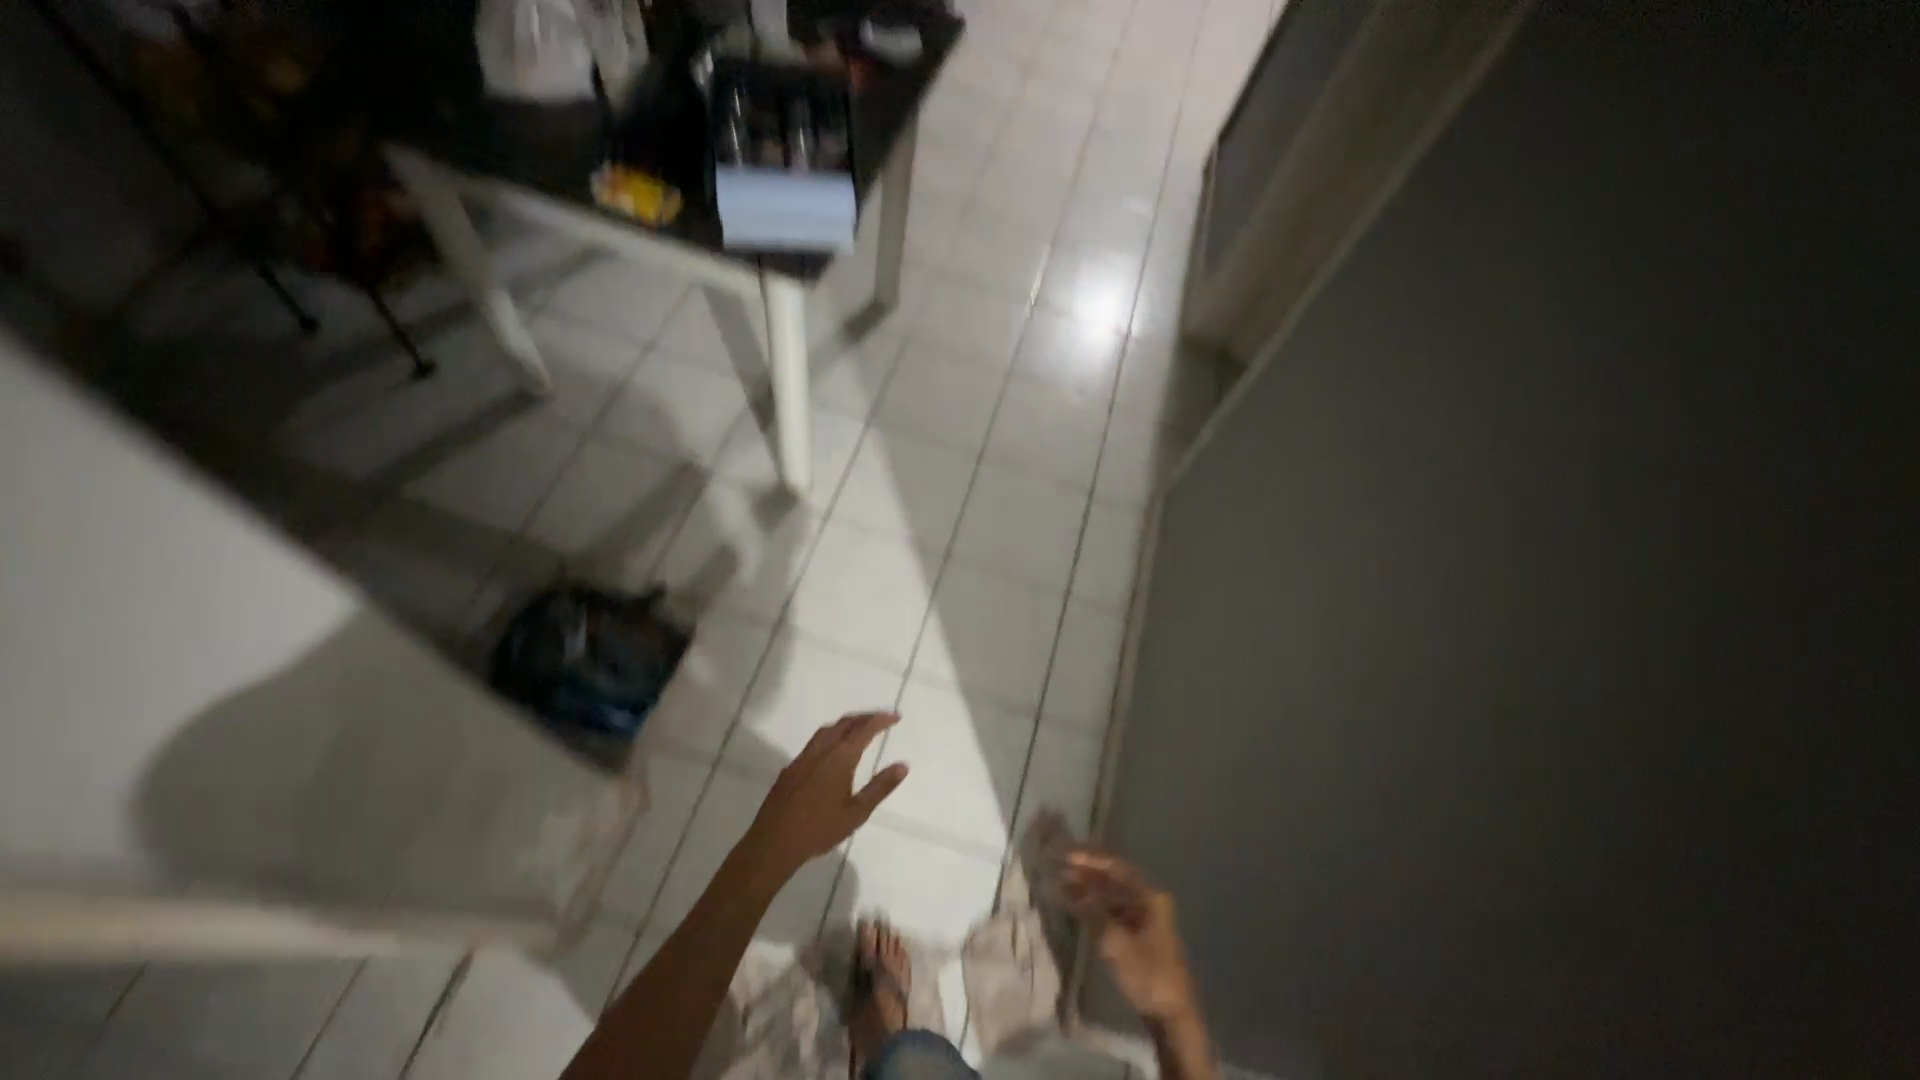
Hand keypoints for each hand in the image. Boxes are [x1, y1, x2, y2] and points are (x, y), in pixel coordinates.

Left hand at [744, 712, 908, 876]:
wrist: (774, 842)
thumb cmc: (820, 829)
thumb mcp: (857, 812)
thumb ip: (880, 787)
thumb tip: (903, 765)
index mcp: (840, 758)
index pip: (864, 729)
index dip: (881, 720)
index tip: (895, 717)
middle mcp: (820, 751)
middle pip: (844, 724)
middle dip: (864, 717)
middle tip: (881, 720)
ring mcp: (802, 758)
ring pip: (826, 730)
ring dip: (846, 724)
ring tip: (859, 730)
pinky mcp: (791, 768)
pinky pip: (814, 742)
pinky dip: (830, 736)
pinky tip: (832, 752)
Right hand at [1062, 850, 1198, 1025]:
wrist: (1171, 1013)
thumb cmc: (1147, 973)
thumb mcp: (1115, 942)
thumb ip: (1091, 911)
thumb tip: (1067, 886)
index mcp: (1149, 897)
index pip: (1116, 868)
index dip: (1090, 859)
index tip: (1066, 854)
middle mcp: (1148, 901)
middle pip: (1114, 879)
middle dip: (1087, 872)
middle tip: (1059, 864)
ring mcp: (1145, 917)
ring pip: (1112, 895)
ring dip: (1089, 888)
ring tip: (1062, 882)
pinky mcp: (1139, 934)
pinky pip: (1113, 910)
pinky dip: (1095, 906)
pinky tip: (1076, 905)